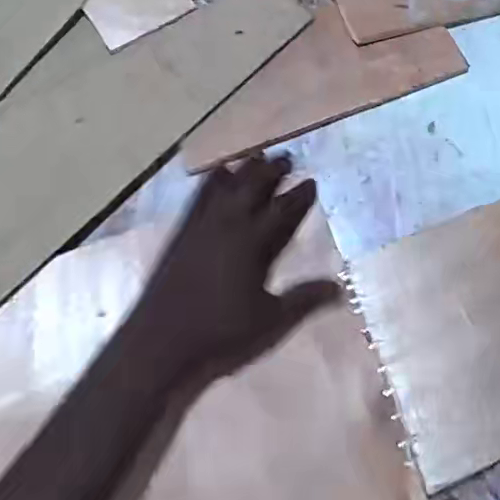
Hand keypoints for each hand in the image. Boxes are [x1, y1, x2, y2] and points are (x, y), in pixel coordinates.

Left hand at [127, 154, 341, 383]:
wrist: (161, 343)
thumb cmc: (220, 334)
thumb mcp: (271, 321)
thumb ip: (305, 300)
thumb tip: (339, 287)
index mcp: (252, 242)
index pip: (283, 211)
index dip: (300, 196)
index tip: (312, 181)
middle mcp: (228, 225)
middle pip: (253, 187)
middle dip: (272, 170)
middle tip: (287, 158)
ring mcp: (201, 226)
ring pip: (227, 186)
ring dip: (244, 169)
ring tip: (256, 156)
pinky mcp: (181, 233)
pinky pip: (200, 196)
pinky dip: (212, 181)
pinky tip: (215, 174)